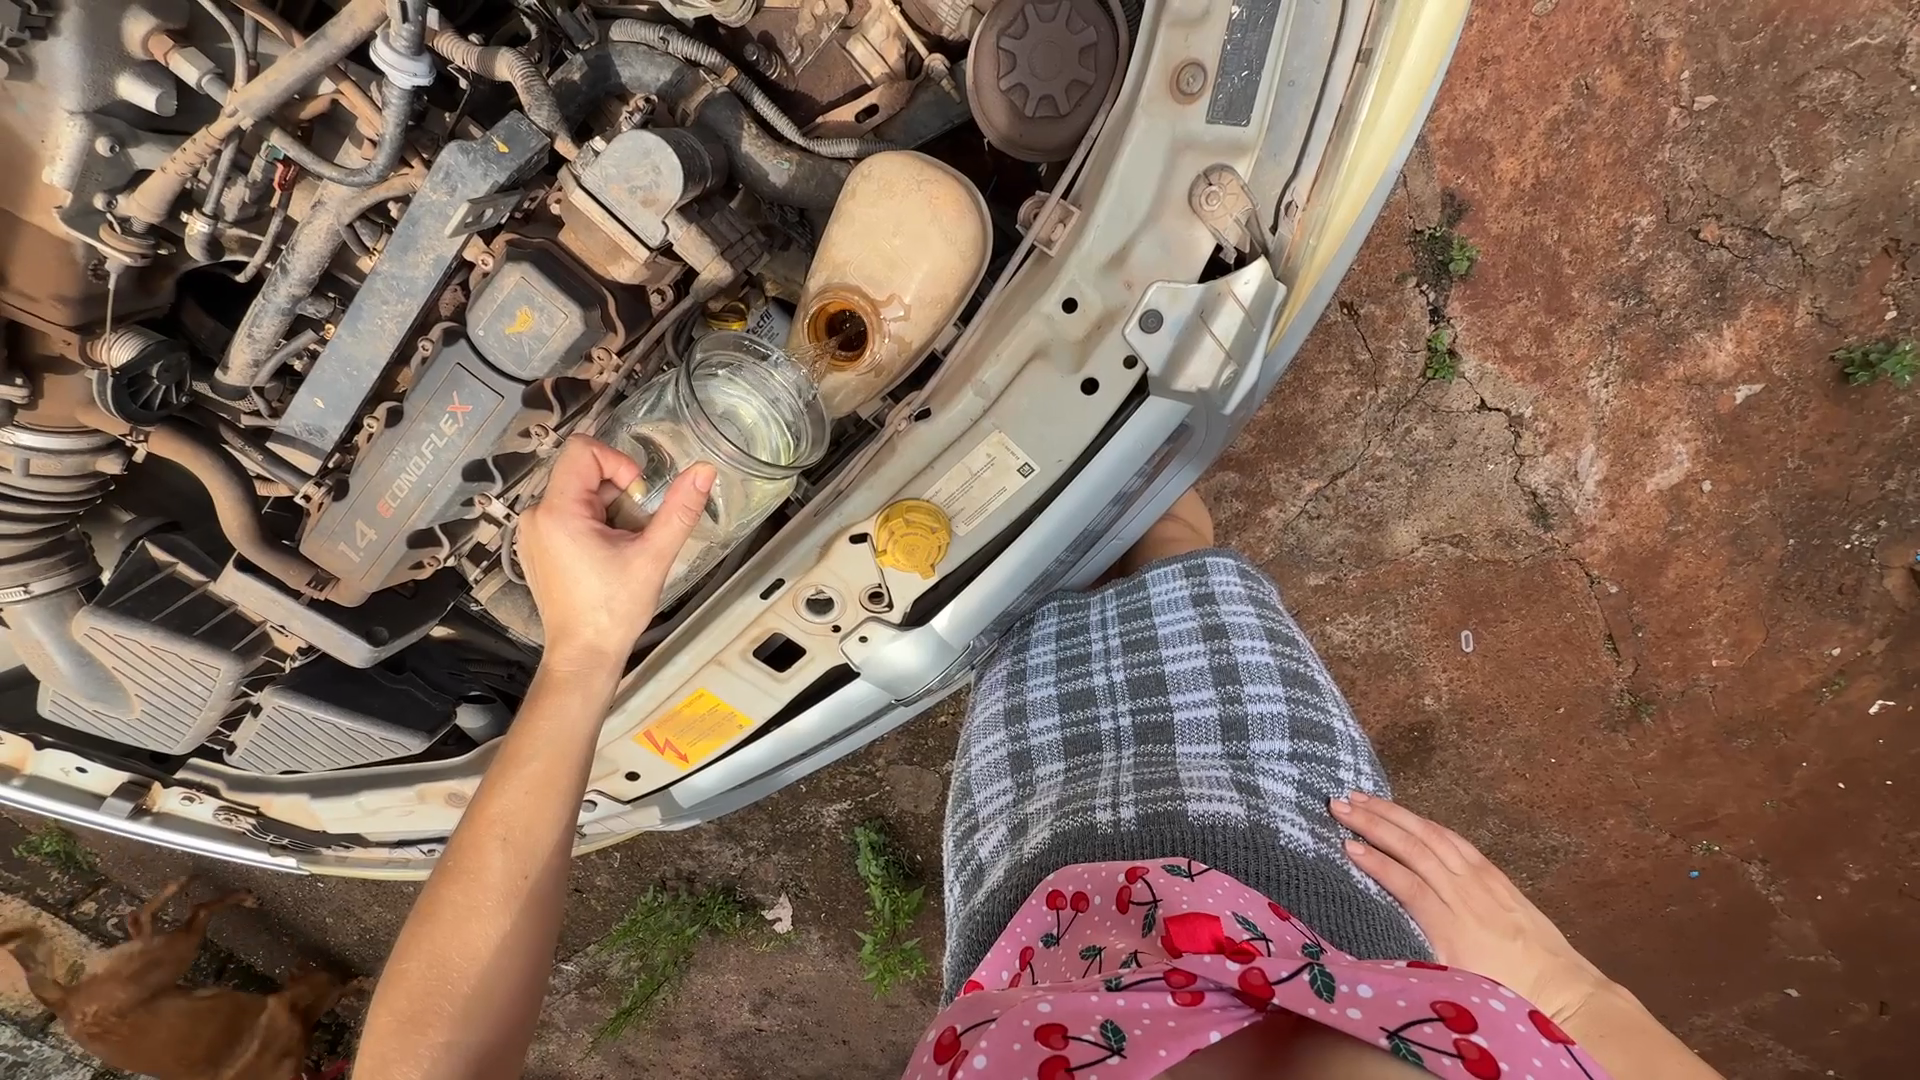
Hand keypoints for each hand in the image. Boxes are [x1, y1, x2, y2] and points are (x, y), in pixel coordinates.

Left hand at [514, 435, 714, 669]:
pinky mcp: (538, 545)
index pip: (584, 449)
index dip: (620, 464)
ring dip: (610, 509)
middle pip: (584, 472)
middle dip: (619, 492)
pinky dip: (595, 523)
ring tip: (623, 546)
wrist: (584, 654)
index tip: (639, 498)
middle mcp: (537, 514)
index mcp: (558, 511)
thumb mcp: (654, 556)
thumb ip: (680, 509)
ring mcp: (534, 531)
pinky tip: (607, 555)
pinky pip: (570, 513)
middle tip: (636, 529)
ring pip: (580, 493)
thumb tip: (704, 471)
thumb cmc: (614, 609)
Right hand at [1332, 792, 1608, 1022]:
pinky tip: (1407, 814)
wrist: (1570, 999)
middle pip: (1414, 850)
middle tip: (1338, 804)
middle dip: (1373, 823)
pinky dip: (1427, 824)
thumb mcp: (1460, 987)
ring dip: (1394, 814)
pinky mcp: (1497, 877)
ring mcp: (1484, 882)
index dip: (1375, 863)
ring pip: (1433, 837)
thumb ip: (1421, 958)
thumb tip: (1377, 943)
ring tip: (1361, 797)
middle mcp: (1467, 896)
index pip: (1406, 883)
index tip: (1344, 844)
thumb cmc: (1508, 999)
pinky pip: (1457, 842)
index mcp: (1454, 928)